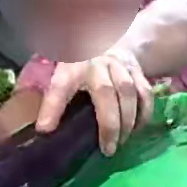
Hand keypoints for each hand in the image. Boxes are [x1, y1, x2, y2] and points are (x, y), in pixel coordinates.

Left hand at [39, 48, 154, 155]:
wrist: (107, 35)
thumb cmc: (78, 59)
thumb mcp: (58, 65)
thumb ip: (49, 89)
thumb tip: (41, 125)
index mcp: (71, 63)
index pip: (60, 85)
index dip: (52, 107)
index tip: (45, 129)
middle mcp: (96, 62)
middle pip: (105, 93)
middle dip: (109, 125)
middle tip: (108, 150)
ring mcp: (119, 64)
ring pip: (128, 93)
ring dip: (128, 122)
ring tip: (122, 142)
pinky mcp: (136, 69)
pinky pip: (145, 93)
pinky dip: (144, 114)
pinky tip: (137, 129)